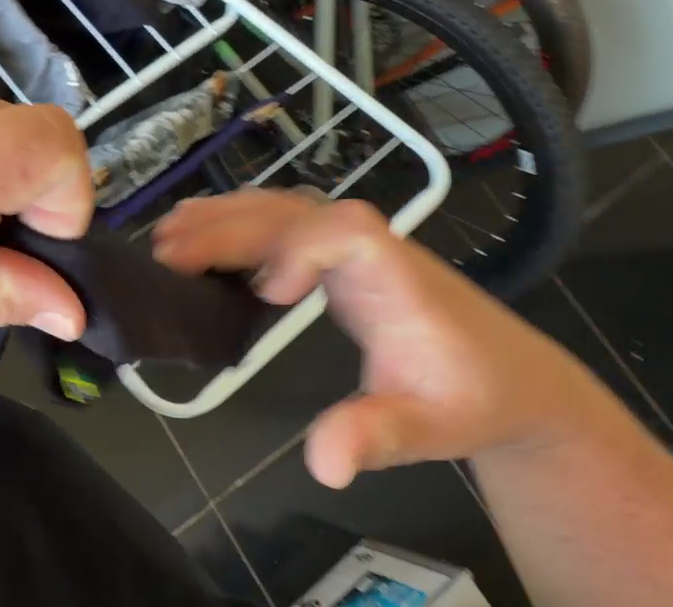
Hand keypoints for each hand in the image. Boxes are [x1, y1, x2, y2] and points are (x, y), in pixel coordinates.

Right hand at [153, 191, 621, 488]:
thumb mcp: (427, 429)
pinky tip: (196, 232)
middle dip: (226, 228)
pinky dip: (231, 220)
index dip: (299, 251)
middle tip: (166, 255)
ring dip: (218, 217)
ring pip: (275, 206)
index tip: (267, 296)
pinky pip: (275, 218)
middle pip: (289, 211)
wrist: (507, 373)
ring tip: (166, 237)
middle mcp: (366, 242)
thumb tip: (322, 465)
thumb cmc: (467, 396)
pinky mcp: (330, 245)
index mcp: (394, 274)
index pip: (346, 233)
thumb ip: (374, 437)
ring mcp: (346, 238)